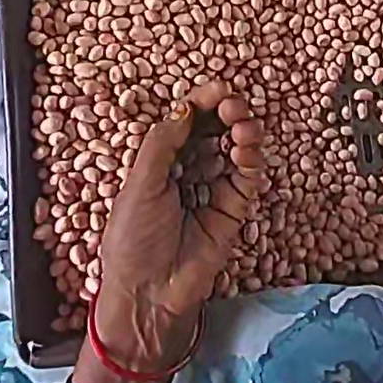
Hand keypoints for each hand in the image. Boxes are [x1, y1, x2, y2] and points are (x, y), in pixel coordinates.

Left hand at [88, 82, 269, 372]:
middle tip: (232, 104)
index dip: (203, 102)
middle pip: (215, 130)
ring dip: (242, 130)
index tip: (218, 89)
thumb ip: (162, 143)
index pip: (188, 121)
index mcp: (163, 161)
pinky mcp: (232, 209)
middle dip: (226, 111)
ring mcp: (213, 188)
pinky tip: (244, 147)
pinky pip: (246, 177)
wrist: (148, 293)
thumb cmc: (133, 239)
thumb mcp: (139, 184)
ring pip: (234, 149)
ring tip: (241, 121)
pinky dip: (249, 158)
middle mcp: (190, 170)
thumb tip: (186, 108)